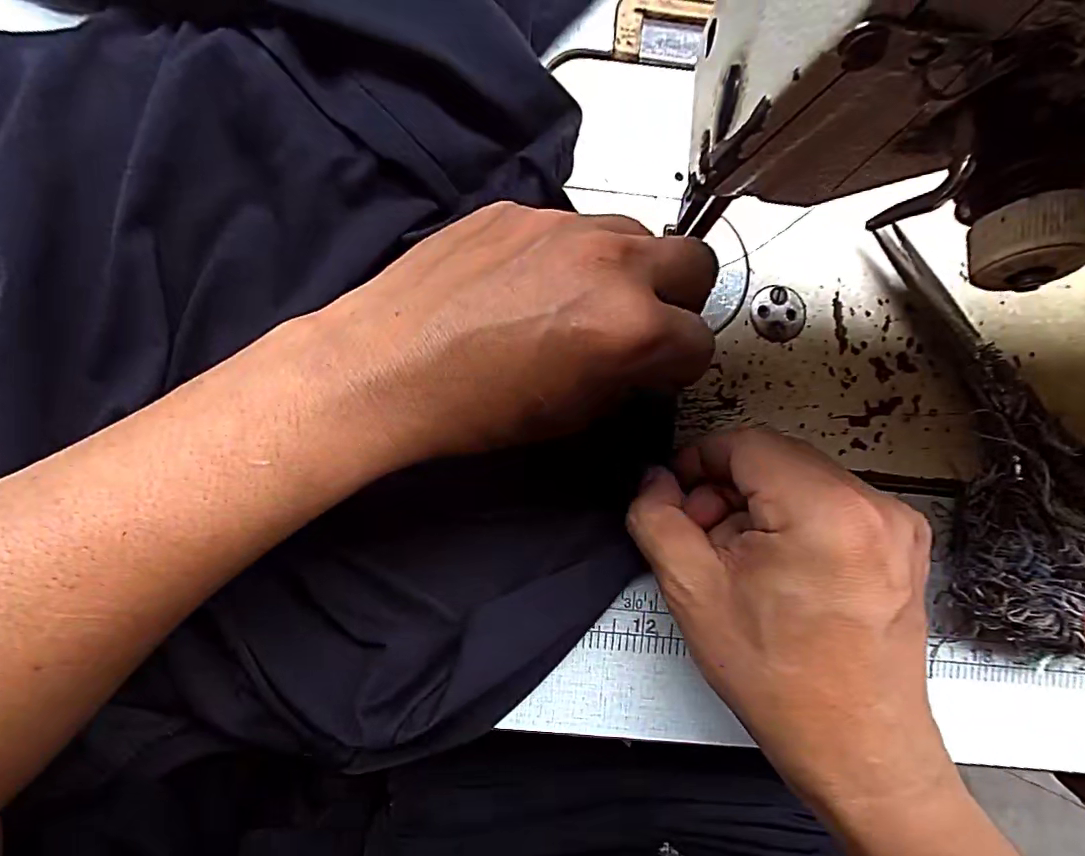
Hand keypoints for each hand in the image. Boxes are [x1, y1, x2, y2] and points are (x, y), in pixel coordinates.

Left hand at [304, 202, 716, 459]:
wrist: (385, 369)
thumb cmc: (467, 407)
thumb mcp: (564, 417)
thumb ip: (620, 383)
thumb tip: (639, 367)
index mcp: (628, 327)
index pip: (700, 339)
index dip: (682, 364)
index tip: (663, 371)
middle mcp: (608, 263)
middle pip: (693, 262)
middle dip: (680, 300)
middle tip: (644, 326)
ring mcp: (561, 225)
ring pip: (633, 234)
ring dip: (627, 270)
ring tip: (581, 304)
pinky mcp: (516, 210)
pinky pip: (569, 225)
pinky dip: (568, 255)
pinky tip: (525, 286)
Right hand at [625, 427, 955, 816]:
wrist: (855, 746)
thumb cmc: (778, 678)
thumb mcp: (692, 591)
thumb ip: (657, 520)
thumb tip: (653, 480)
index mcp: (825, 510)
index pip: (747, 443)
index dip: (697, 460)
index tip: (672, 493)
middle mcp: (875, 507)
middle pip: (777, 460)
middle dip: (725, 489)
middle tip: (698, 537)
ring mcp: (898, 528)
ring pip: (802, 485)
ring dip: (755, 509)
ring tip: (734, 564)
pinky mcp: (903, 550)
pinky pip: (831, 511)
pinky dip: (790, 526)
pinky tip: (771, 574)